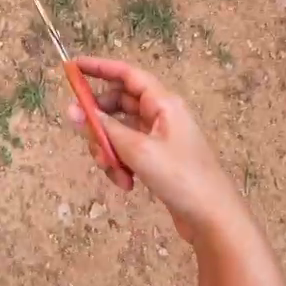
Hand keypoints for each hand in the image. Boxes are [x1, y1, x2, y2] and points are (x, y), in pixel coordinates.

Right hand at [67, 57, 252, 252]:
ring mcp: (158, 137)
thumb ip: (103, 128)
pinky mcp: (156, 157)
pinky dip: (119, 164)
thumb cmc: (179, 177)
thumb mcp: (136, 150)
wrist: (213, 219)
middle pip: (117, 103)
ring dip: (108, 148)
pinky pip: (126, 150)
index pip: (126, 74)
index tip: (72, 67)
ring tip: (111, 170)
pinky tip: (125, 183)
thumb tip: (72, 109)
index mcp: (163, 103)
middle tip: (82, 132)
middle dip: (98, 120)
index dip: (99, 67)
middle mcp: (161, 114)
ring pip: (118, 130)